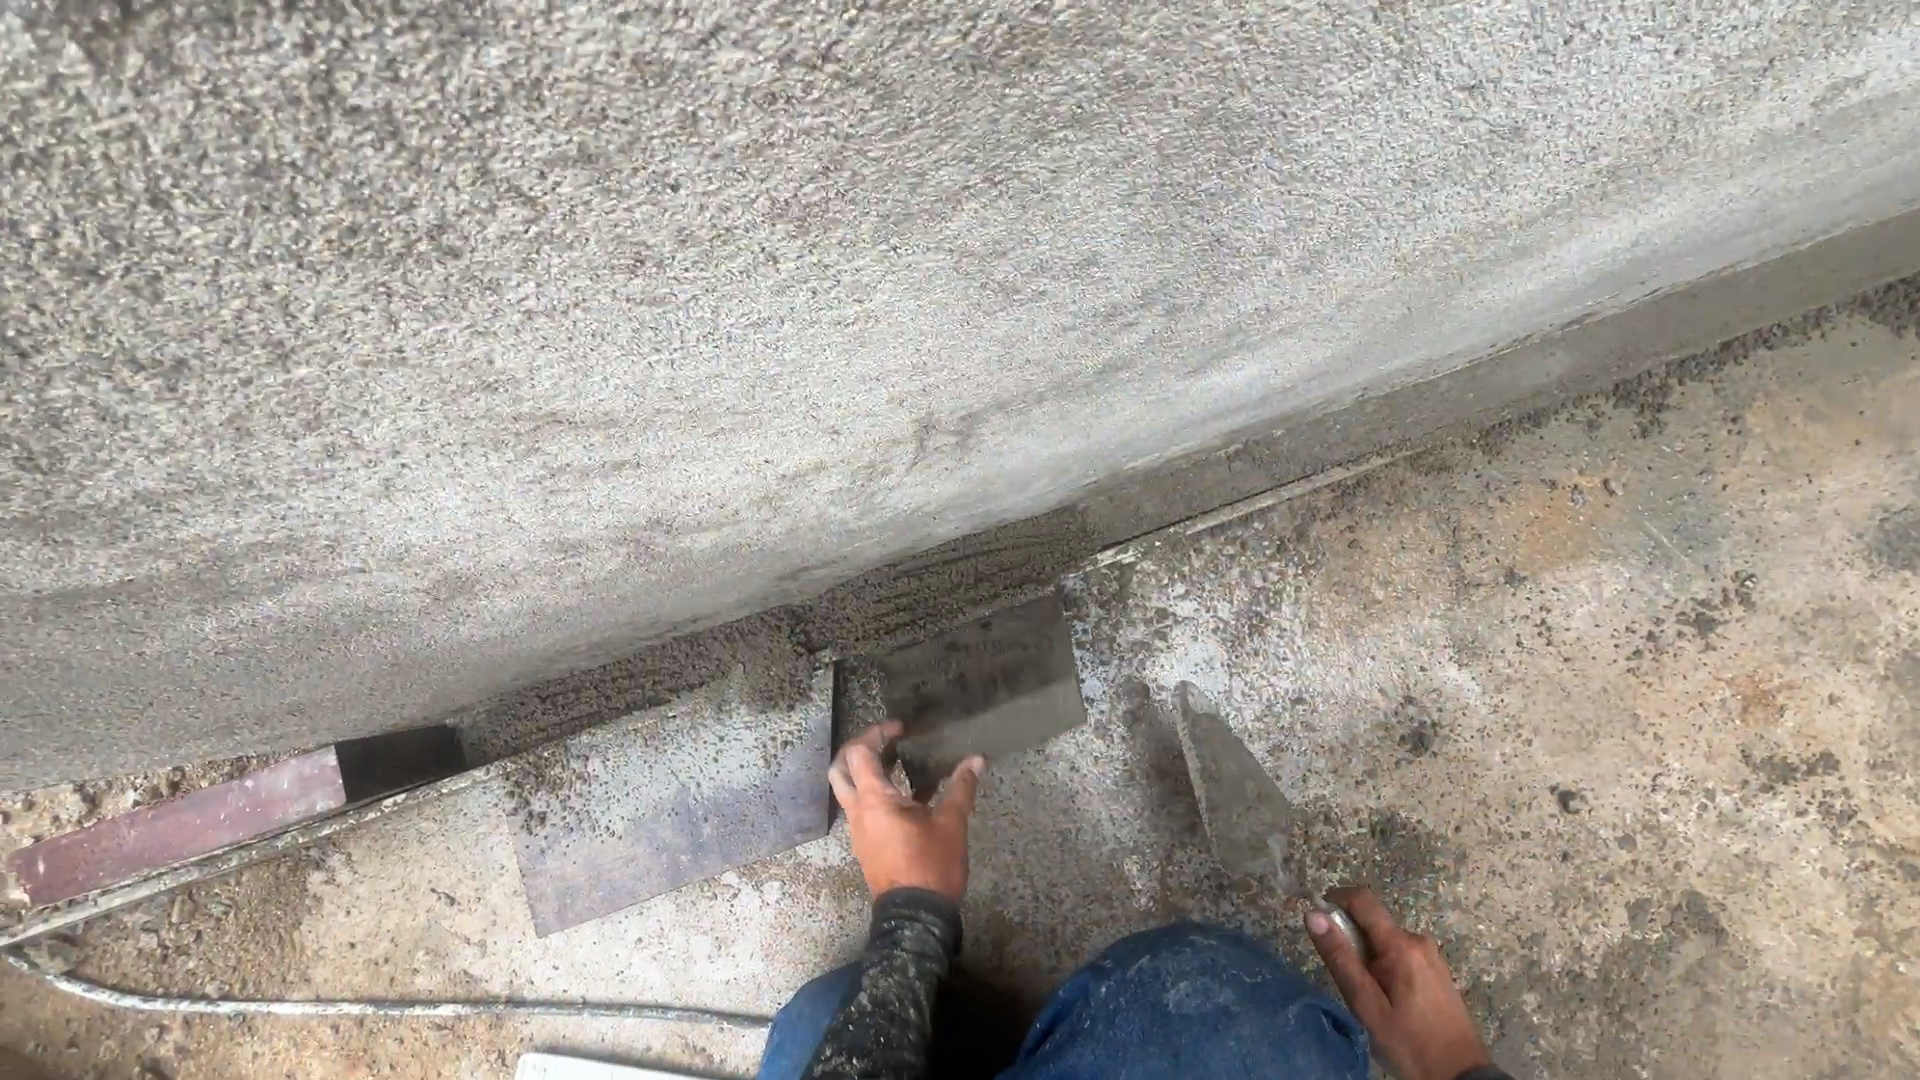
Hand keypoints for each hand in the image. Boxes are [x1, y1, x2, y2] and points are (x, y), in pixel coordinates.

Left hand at [827, 721, 986, 902]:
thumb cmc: (930, 866)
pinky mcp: (865, 843)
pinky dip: (876, 792)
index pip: (859, 753)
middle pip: (841, 768)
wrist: (915, 917)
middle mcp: (857, 811)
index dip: (877, 733)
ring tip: (898, 762)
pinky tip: (908, 794)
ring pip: (848, 789)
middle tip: (886, 741)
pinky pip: (861, 807)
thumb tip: (976, 760)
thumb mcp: (951, 824)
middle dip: (859, 748)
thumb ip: (961, 787)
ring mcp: (858, 829)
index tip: (901, 729)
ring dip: (866, 770)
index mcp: (873, 800)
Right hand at [1306, 887, 1492, 1079]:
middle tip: (1348, 980)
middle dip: (1351, 940)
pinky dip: (1384, 965)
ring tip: (1369, 996)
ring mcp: (1431, 956)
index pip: (1362, 899)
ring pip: (1384, 940)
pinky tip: (1389, 999)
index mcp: (1401, 944)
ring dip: (1368, 956)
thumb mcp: (1365, 1004)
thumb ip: (1339, 957)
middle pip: (1371, 922)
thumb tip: (1312, 914)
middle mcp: (1418, 940)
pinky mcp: (1436, 971)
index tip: (1320, 924)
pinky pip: (1399, 953)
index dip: (1335, 900)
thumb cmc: (1410, 1043)